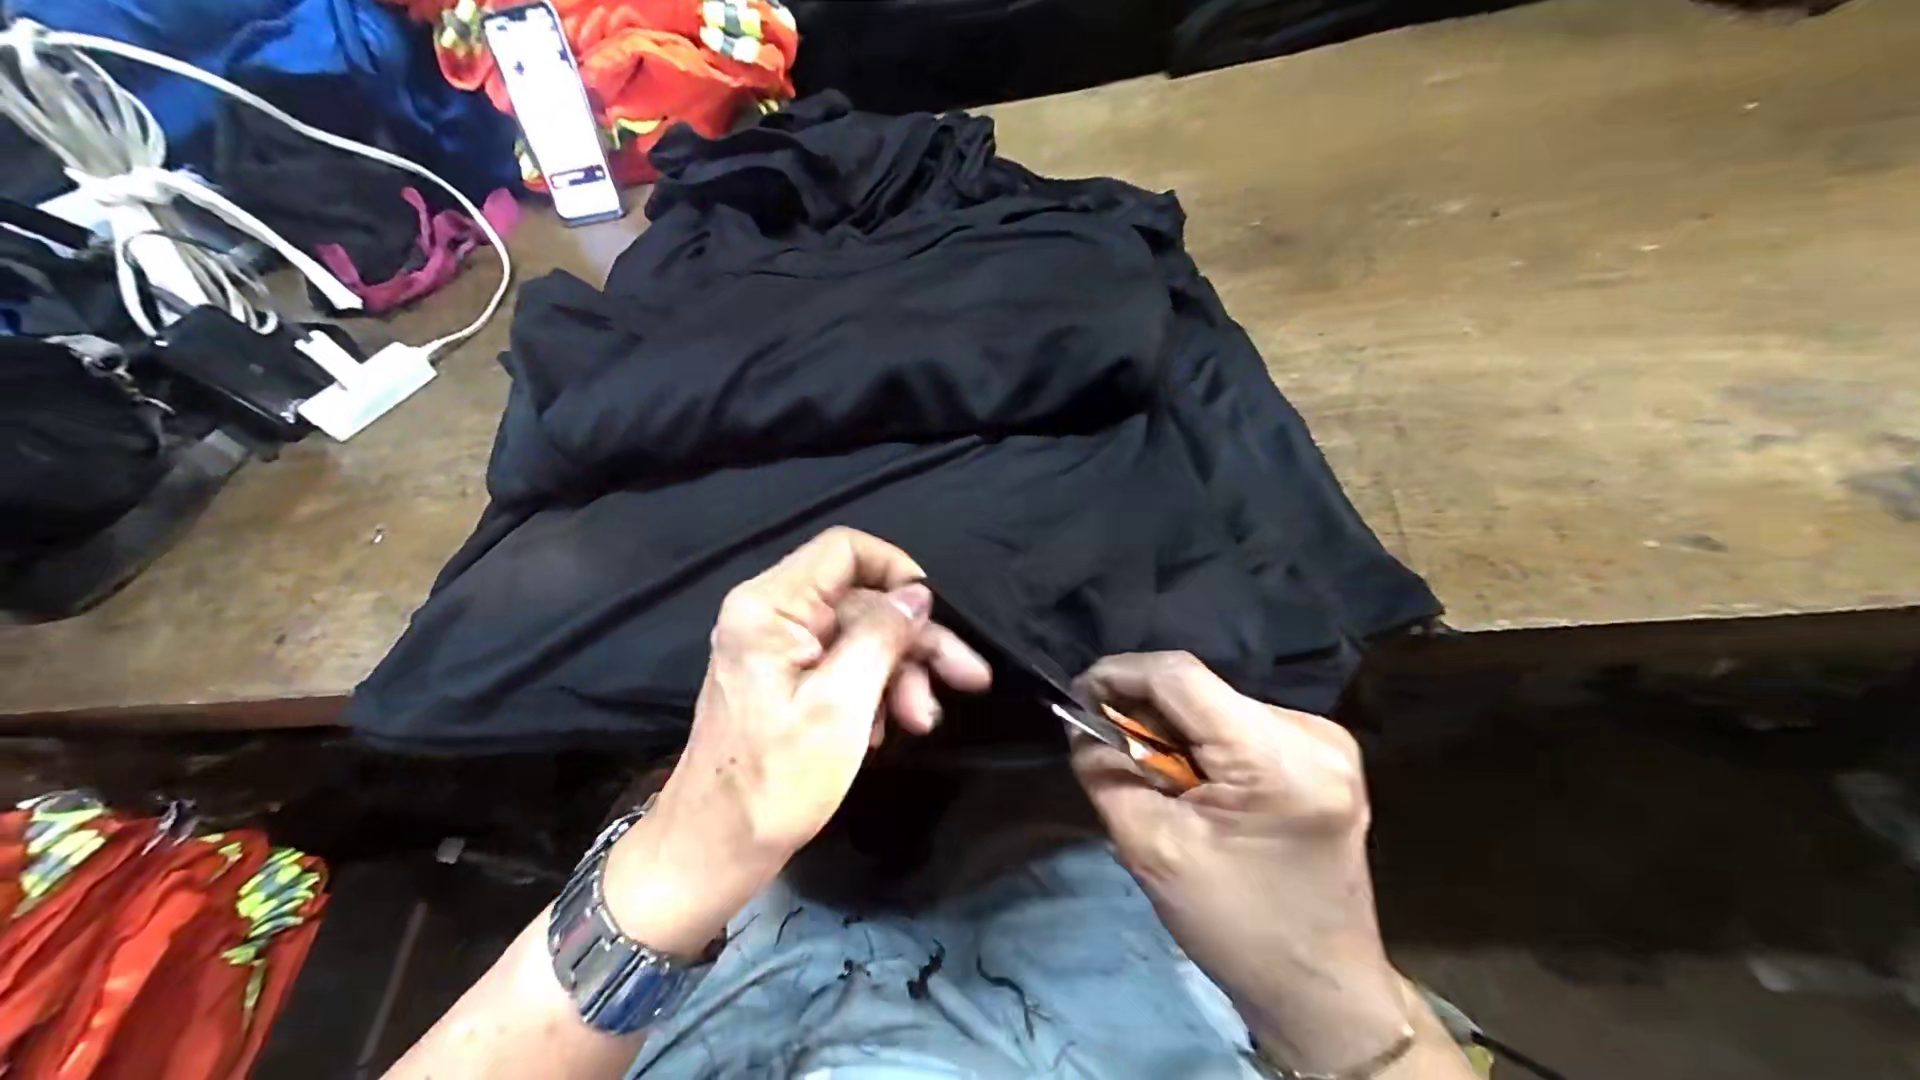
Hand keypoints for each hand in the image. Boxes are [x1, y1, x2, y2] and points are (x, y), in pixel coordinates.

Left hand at [604, 528, 990, 955]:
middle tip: (969, 677)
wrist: (716, 850)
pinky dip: (876, 691)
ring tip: (922, 720)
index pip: (844, 549)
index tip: (932, 611)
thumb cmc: (775, 781)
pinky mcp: (791, 680)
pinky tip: (887, 729)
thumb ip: (882, 638)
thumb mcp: (841, 705)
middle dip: (916, 639)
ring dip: (901, 674)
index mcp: (771, 607)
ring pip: (862, 636)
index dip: (896, 570)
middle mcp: (773, 616)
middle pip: (863, 601)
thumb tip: (918, 595)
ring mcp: (781, 650)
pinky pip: (846, 665)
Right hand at [1071, 652, 1408, 1074]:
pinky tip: (1190, 779)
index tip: (1078, 696)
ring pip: (1213, 701)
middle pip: (1198, 688)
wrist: (1321, 988)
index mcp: (1278, 759)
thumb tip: (1080, 722)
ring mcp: (1324, 739)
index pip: (1180, 676)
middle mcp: (1311, 732)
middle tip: (1105, 743)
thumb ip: (1105, 773)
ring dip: (1169, 728)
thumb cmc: (1236, 928)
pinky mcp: (1321, 751)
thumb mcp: (1151, 850)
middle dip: (1141, 710)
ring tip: (1151, 774)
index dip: (1119, 674)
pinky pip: (1236, 720)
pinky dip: (1199, 739)